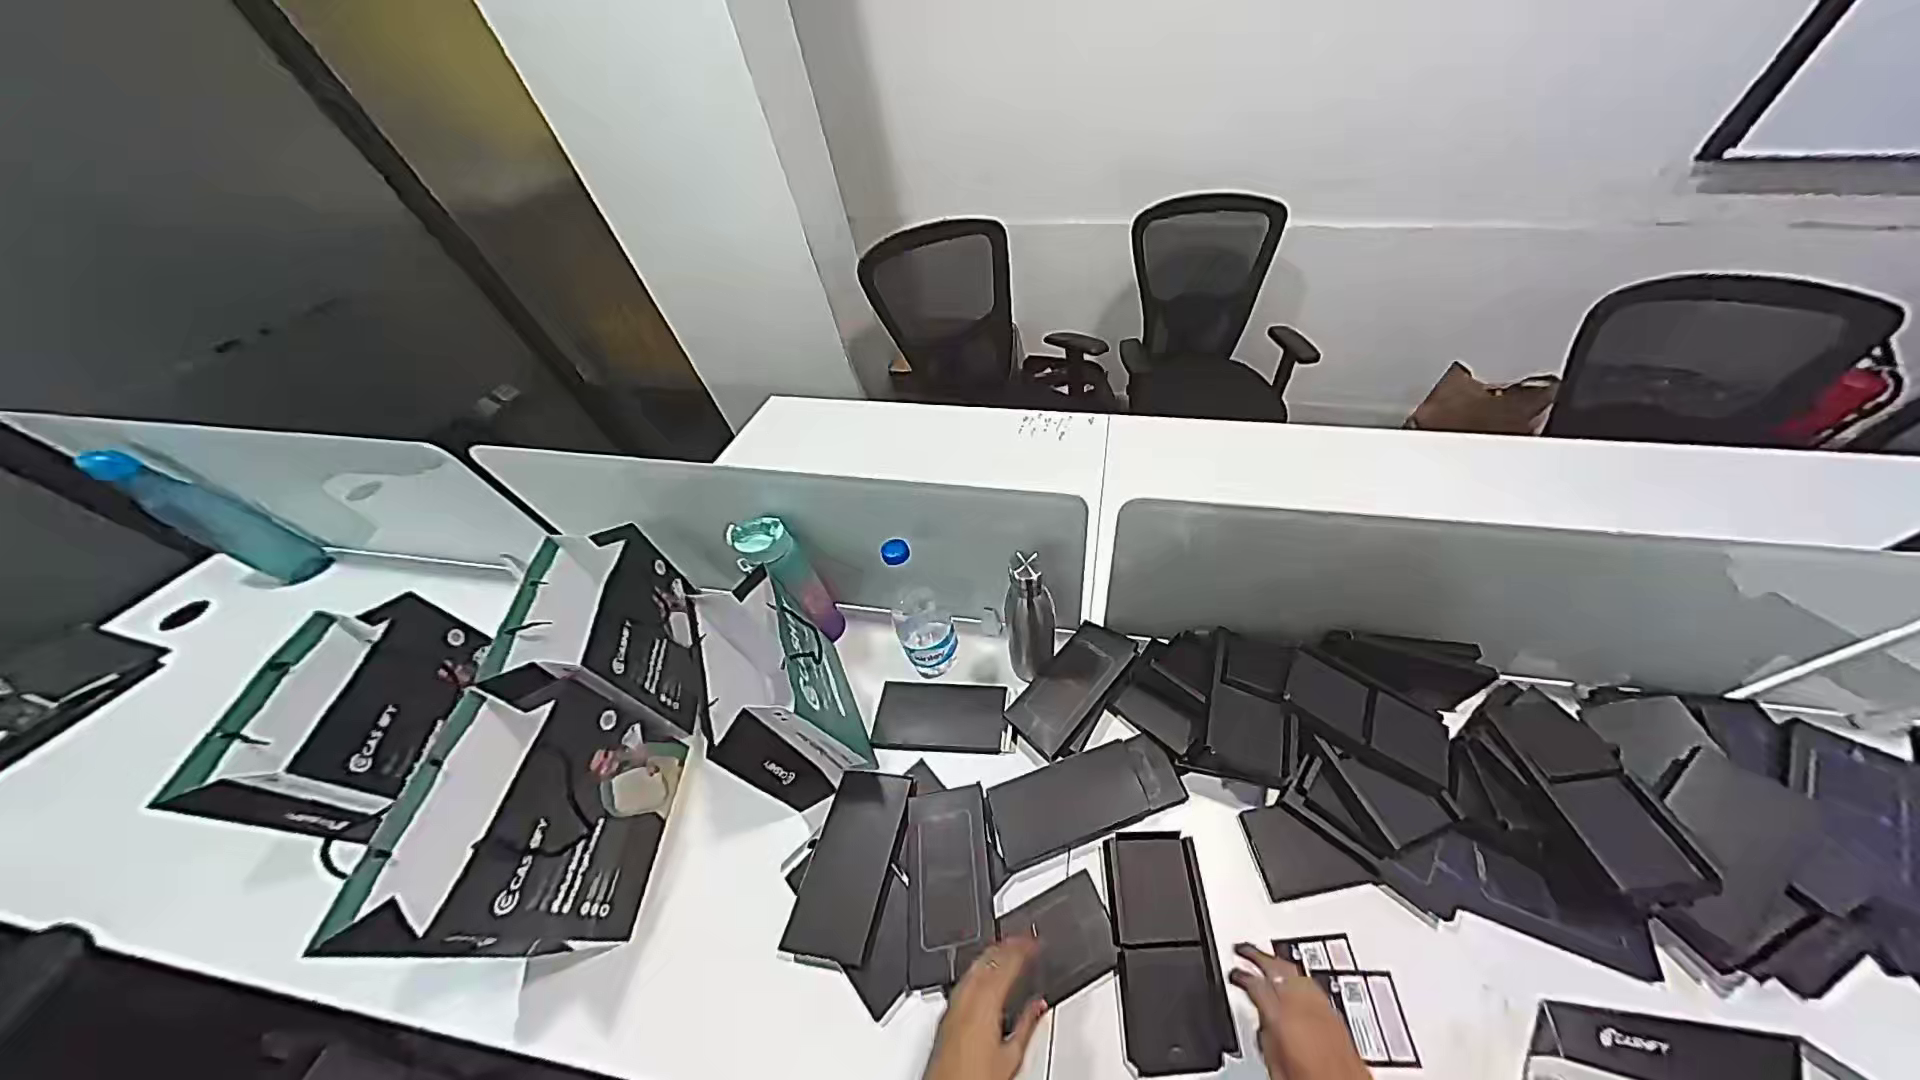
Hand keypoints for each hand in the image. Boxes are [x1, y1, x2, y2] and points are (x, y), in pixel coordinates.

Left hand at [922, 935, 1046, 1079]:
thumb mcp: (1010, 1057)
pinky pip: (965, 976)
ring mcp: (954, 1001)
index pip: (1007, 961)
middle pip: (989, 956)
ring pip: (976, 963)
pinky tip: (986, 969)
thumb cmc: (974, 1079)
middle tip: (1024, 938)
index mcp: (986, 1001)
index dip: (1022, 946)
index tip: (1034, 940)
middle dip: (1008, 943)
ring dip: (993, 951)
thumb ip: (1027, 1024)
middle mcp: (967, 995)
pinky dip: (980, 966)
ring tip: (1009, 946)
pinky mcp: (947, 1010)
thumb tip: (1039, 1004)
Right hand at [1228, 943, 1372, 1079]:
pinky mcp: (1337, 1016)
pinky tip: (1294, 979)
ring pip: (1295, 971)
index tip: (1234, 974)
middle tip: (1242, 950)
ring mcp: (1322, 1009)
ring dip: (1278, 963)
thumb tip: (1262, 1022)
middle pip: (1275, 968)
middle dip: (1256, 955)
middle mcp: (1302, 1006)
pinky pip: (1312, 985)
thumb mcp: (1275, 1066)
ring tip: (1267, 959)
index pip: (1254, 984)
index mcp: (1280, 1017)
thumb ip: (1266, 1036)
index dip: (1240, 976)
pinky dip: (1298, 977)